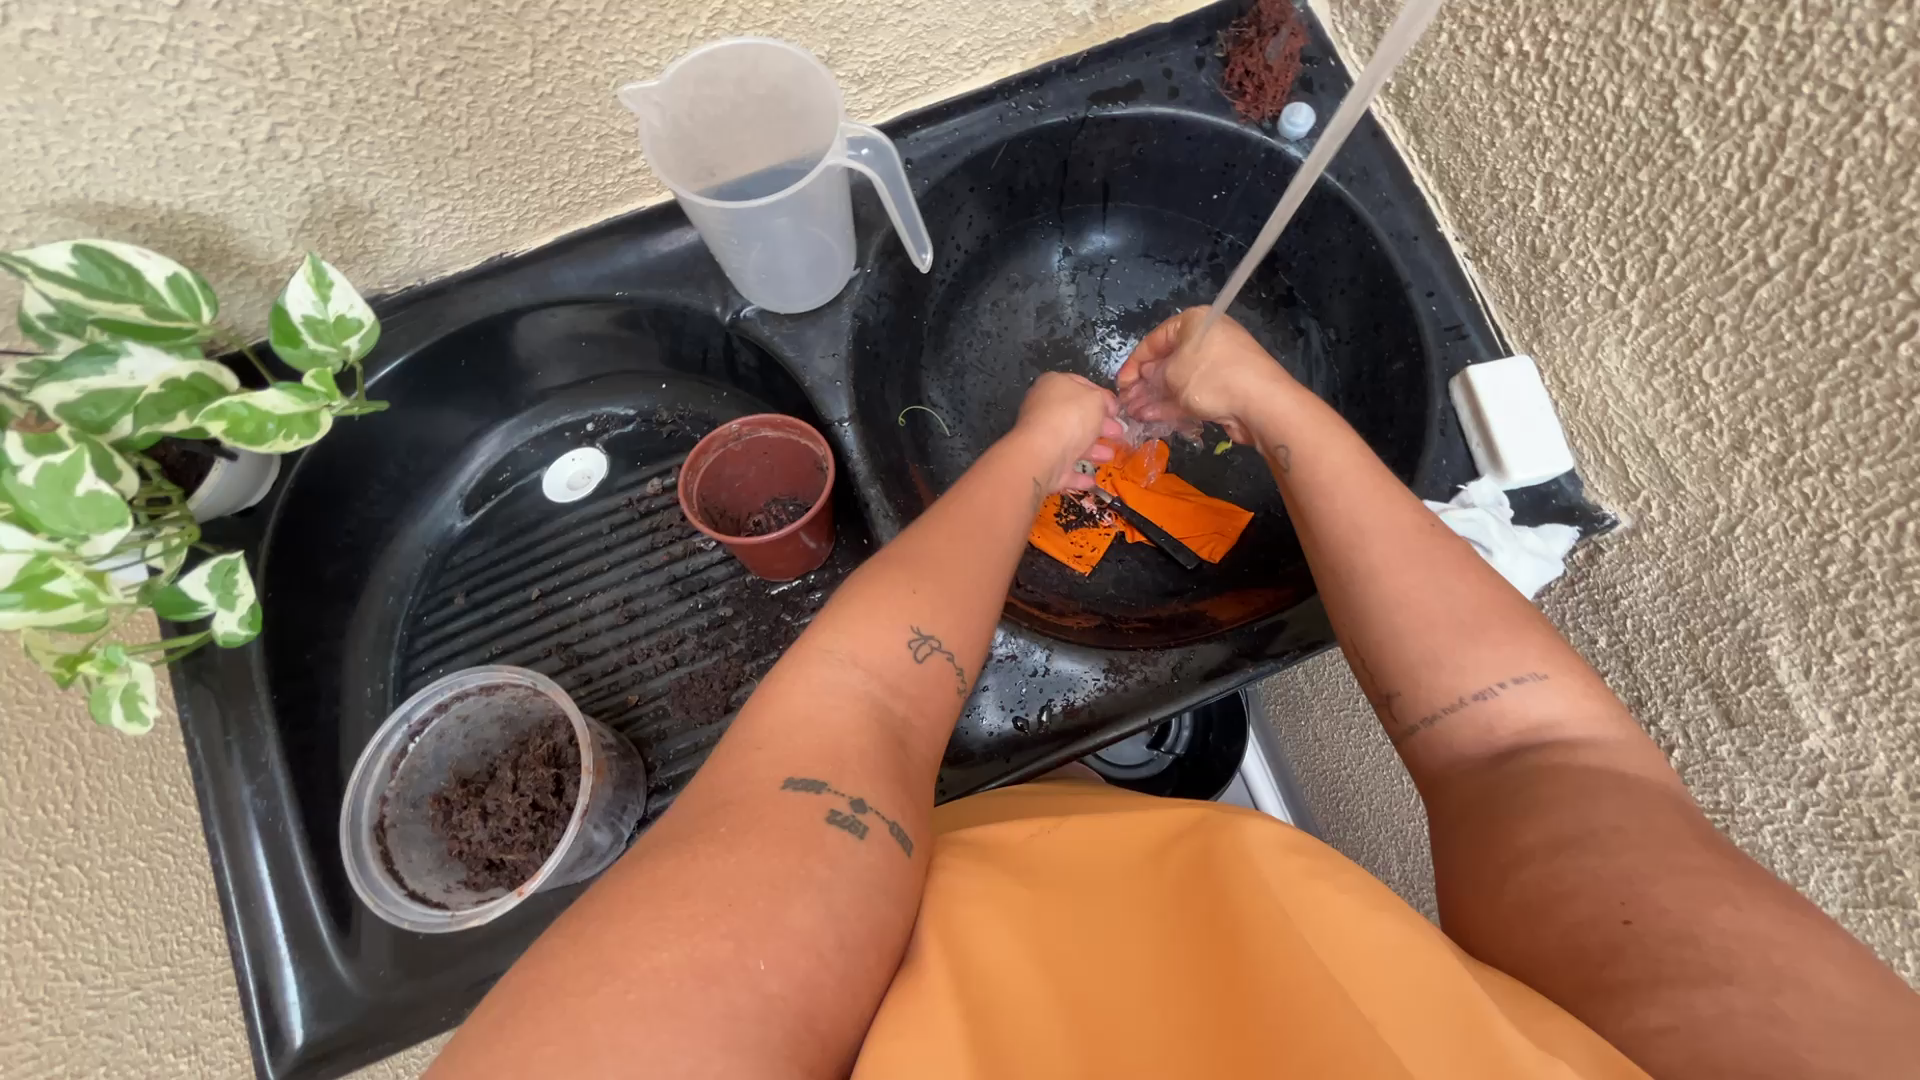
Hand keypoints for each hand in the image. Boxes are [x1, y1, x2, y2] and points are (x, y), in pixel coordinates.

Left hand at [1011, 372, 1124, 491]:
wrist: (1043, 453)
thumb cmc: (1071, 417)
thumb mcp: (1096, 399)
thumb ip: (1104, 400)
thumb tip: (1107, 406)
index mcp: (1053, 386)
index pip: (1081, 387)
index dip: (1102, 397)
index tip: (1117, 410)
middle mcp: (1044, 411)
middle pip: (1077, 418)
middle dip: (1101, 426)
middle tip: (1119, 433)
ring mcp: (1042, 440)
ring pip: (1071, 444)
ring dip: (1092, 450)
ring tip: (1110, 455)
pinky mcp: (1043, 466)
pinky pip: (1063, 470)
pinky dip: (1078, 475)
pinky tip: (1092, 480)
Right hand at [1115, 307, 1296, 443]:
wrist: (1260, 402)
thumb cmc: (1210, 377)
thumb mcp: (1171, 374)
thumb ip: (1152, 377)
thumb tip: (1144, 379)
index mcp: (1193, 322)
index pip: (1154, 340)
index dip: (1133, 363)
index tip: (1120, 384)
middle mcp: (1204, 340)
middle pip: (1165, 361)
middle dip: (1143, 383)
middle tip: (1125, 401)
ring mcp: (1214, 366)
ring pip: (1176, 381)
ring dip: (1153, 397)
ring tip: (1132, 413)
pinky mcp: (1220, 390)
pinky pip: (1189, 395)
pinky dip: (1169, 405)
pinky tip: (1148, 417)